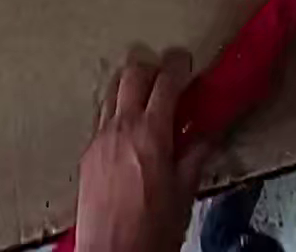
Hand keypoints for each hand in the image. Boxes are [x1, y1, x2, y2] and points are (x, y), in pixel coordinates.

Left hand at [74, 49, 208, 251]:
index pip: (166, 81)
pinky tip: (128, 130)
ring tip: (146, 99)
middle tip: (166, 78)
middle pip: (133, 73)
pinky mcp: (88, 153)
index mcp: (151, 133)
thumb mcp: (184, 194)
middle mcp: (122, 126)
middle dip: (152, 68)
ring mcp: (101, 137)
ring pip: (113, 89)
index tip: (184, 63)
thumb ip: (195, 157)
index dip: (177, 65)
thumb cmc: (150, 233)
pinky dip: (117, 112)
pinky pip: (102, 117)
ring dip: (131, 86)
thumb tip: (207, 136)